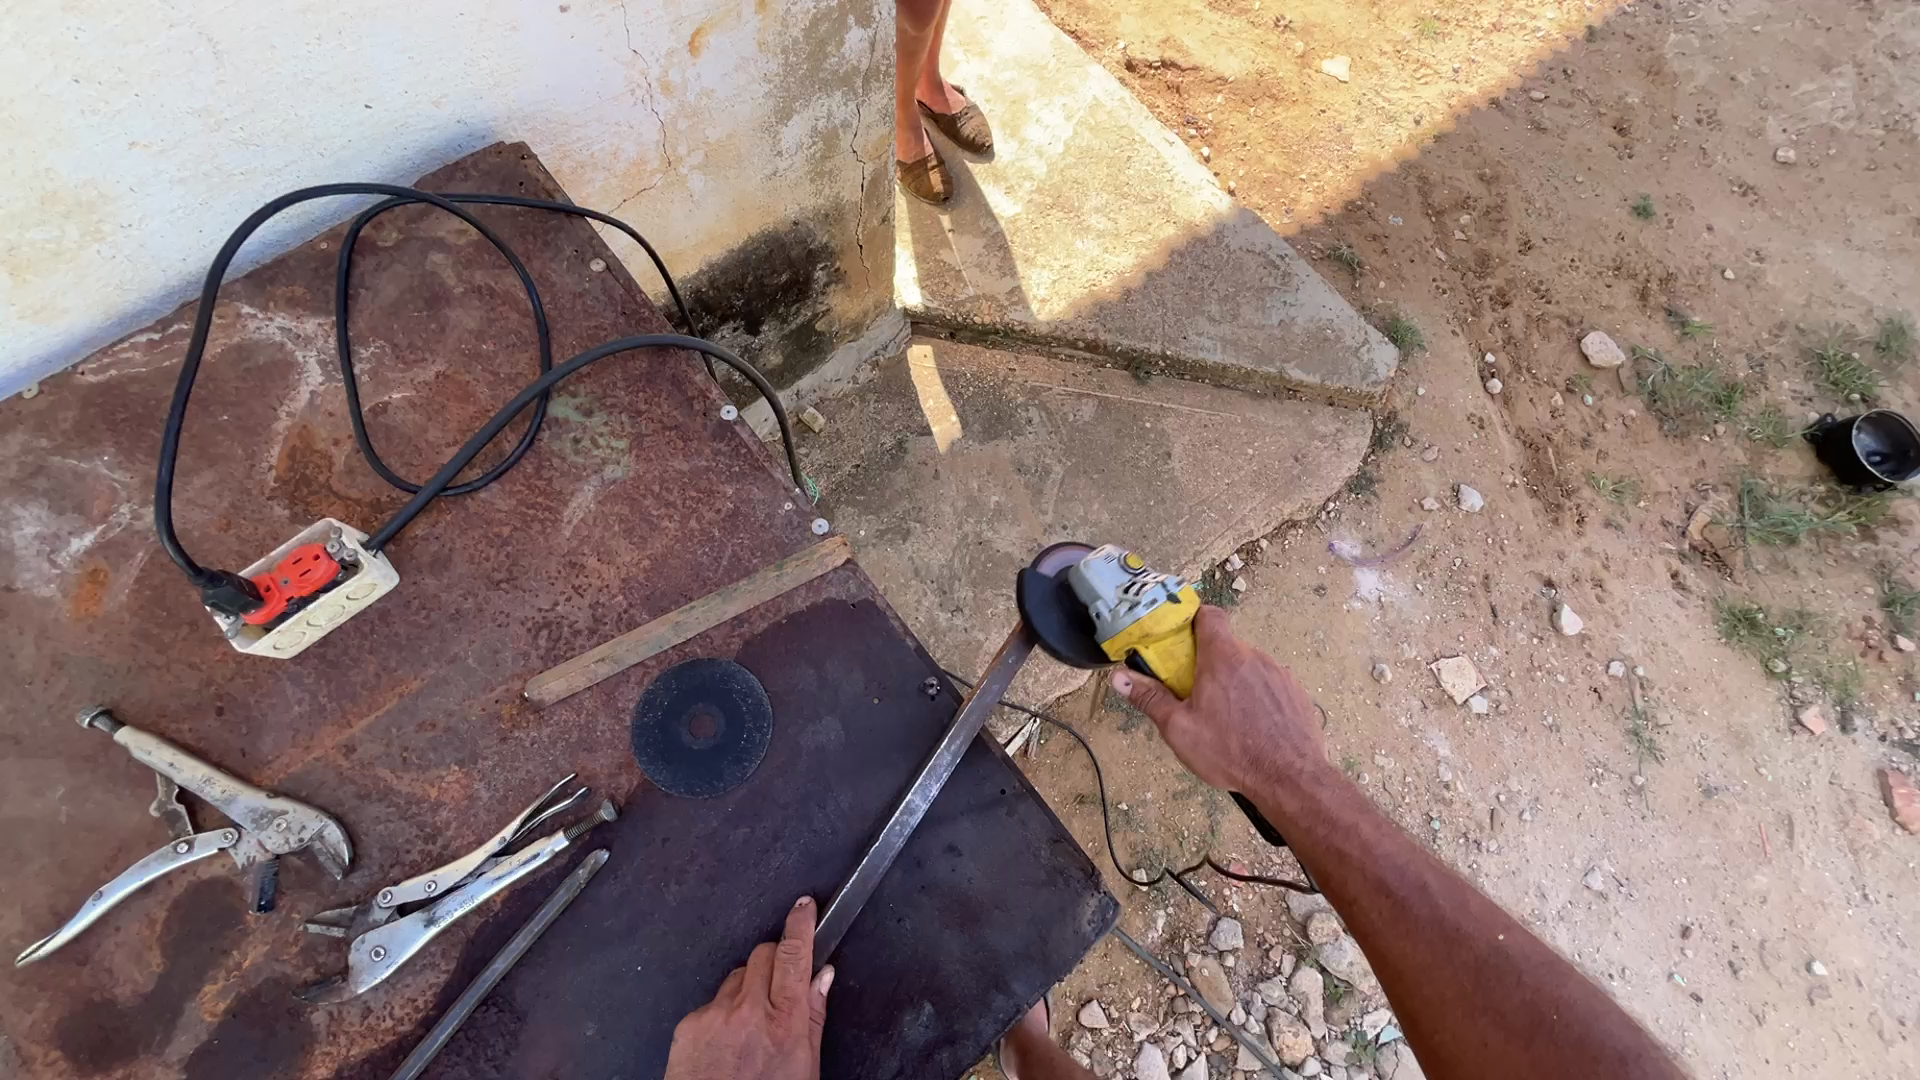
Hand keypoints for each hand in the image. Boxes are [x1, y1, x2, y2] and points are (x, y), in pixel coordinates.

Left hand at [664, 896, 834, 1079]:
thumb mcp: (804, 1067)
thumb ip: (813, 1015)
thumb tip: (823, 975)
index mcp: (785, 1020)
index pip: (795, 954)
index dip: (800, 923)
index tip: (804, 906)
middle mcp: (750, 1010)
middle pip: (764, 954)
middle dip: (773, 962)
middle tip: (776, 989)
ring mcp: (716, 1015)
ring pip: (736, 976)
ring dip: (745, 990)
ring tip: (747, 1028)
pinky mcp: (689, 1025)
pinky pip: (711, 1002)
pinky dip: (719, 1015)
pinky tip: (722, 1044)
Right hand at [1110, 605, 1326, 792]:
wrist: (1291, 779)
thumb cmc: (1232, 752)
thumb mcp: (1179, 728)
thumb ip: (1149, 698)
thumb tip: (1120, 678)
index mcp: (1222, 658)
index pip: (1209, 615)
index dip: (1193, 619)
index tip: (1180, 637)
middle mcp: (1253, 657)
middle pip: (1224, 646)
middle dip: (1207, 663)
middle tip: (1194, 691)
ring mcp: (1278, 674)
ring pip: (1247, 667)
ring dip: (1233, 682)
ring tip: (1224, 715)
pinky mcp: (1295, 693)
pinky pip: (1268, 685)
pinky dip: (1256, 698)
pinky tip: (1250, 725)